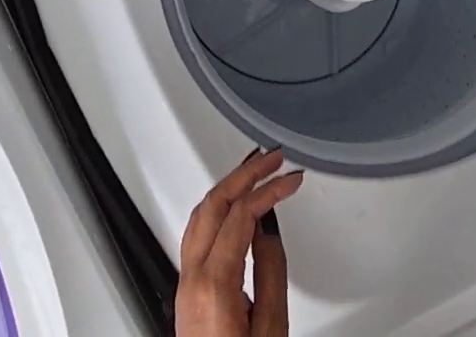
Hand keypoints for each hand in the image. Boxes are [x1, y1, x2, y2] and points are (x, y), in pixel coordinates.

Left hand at [176, 148, 304, 336]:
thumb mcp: (272, 327)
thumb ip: (271, 268)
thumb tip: (269, 223)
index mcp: (213, 284)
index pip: (240, 214)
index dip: (269, 188)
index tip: (292, 177)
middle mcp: (190, 278)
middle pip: (213, 204)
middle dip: (244, 173)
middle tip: (273, 156)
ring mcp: (184, 284)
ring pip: (200, 215)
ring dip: (229, 186)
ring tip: (255, 168)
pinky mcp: (186, 291)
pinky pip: (198, 233)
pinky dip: (219, 208)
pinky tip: (238, 204)